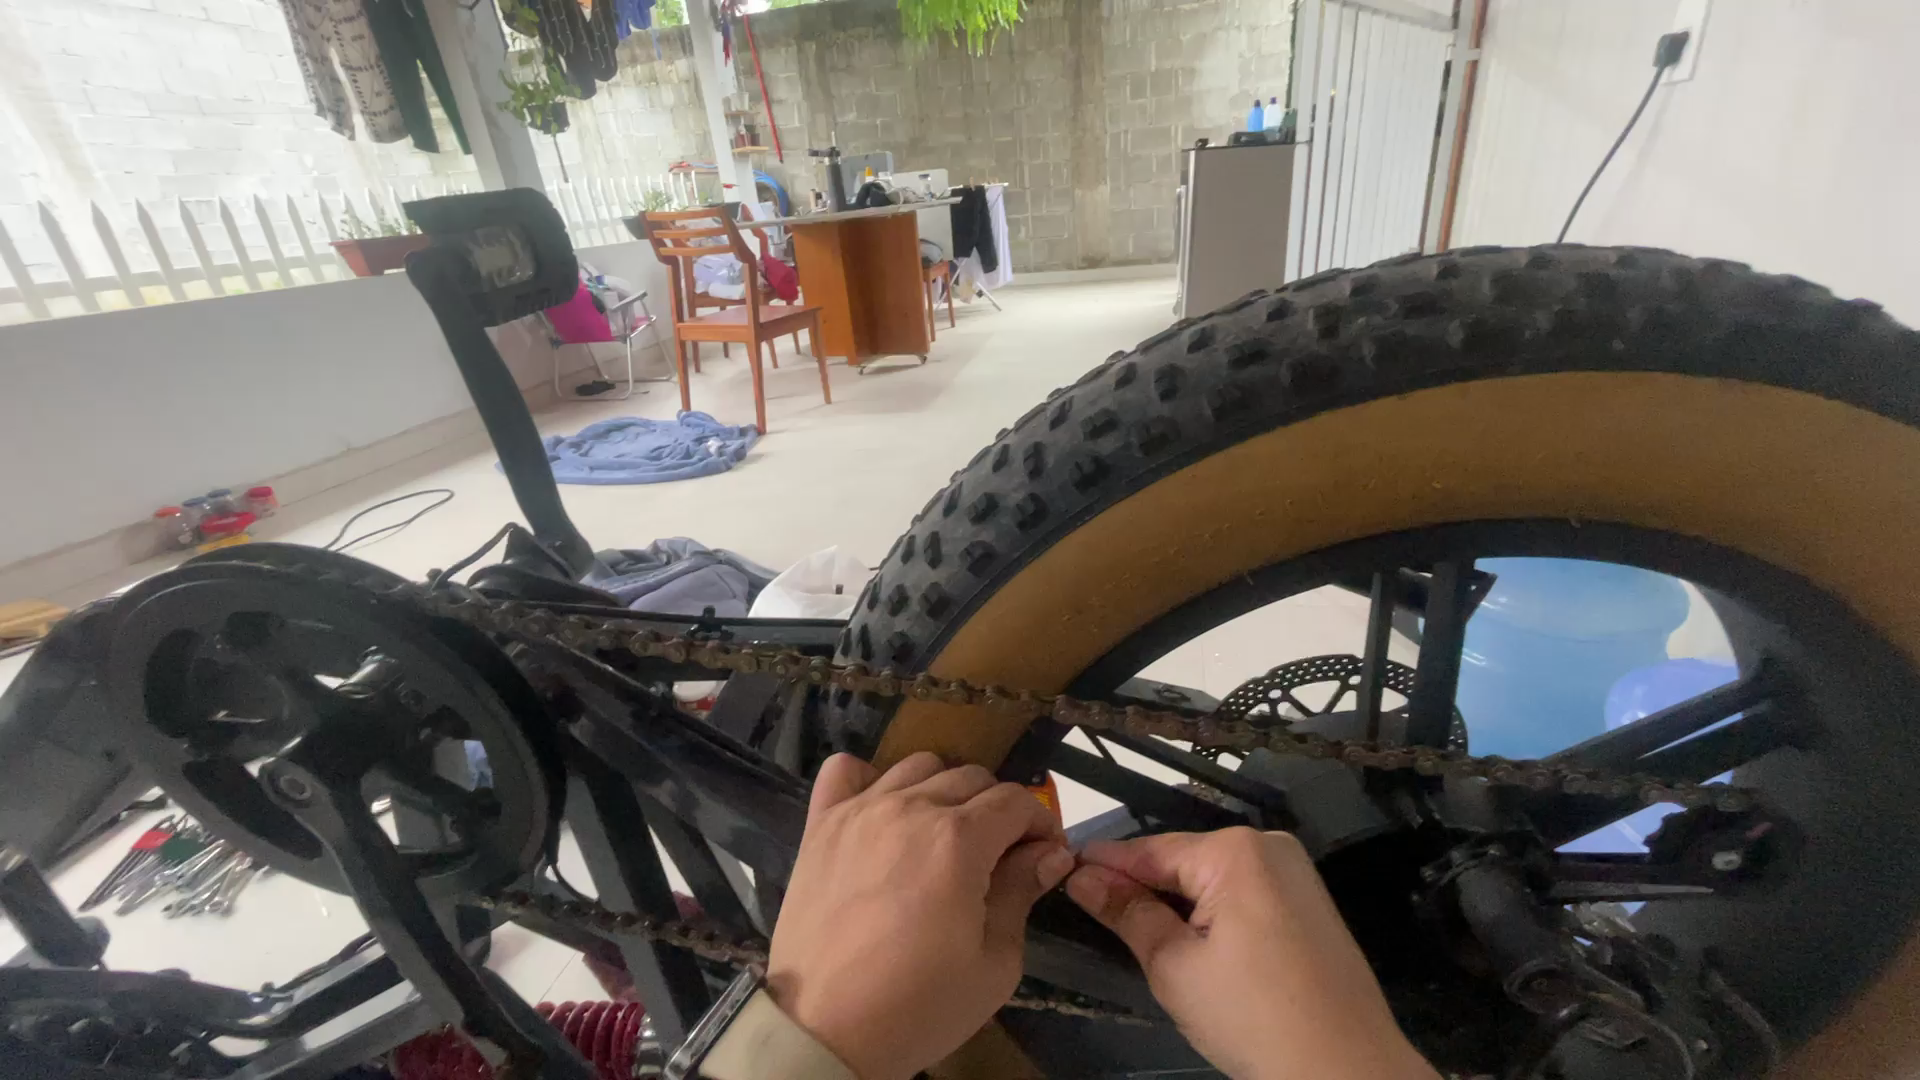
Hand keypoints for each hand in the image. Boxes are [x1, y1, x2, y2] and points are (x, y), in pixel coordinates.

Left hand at [767, 752, 1073, 1079]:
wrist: (822, 1033)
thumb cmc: (917, 1006)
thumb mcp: (994, 964)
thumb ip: (1021, 893)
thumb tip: (1051, 853)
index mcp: (959, 840)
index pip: (1015, 800)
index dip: (1039, 824)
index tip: (1042, 854)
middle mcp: (911, 808)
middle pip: (972, 777)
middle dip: (997, 809)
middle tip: (996, 854)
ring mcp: (861, 809)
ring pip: (918, 765)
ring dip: (942, 791)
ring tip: (940, 834)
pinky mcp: (821, 822)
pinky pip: (844, 770)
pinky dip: (868, 778)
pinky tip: (880, 810)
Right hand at [1064, 828, 1437, 1079]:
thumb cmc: (1255, 1021)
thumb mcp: (1175, 967)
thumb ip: (1127, 913)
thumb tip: (1081, 878)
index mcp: (1234, 851)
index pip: (1151, 851)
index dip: (1106, 863)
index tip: (1065, 867)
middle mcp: (1267, 846)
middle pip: (1183, 861)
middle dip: (1142, 885)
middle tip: (1095, 905)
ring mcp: (1295, 874)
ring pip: (1213, 878)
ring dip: (1176, 900)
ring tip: (1133, 922)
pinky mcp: (1310, 904)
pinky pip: (1244, 893)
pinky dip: (1212, 911)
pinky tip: (1190, 936)